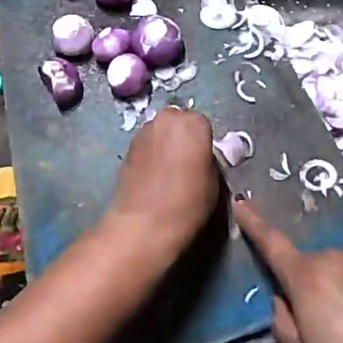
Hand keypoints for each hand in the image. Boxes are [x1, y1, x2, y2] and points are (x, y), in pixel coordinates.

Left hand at [99, 108, 219, 260]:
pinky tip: (153, 174)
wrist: (143, 224)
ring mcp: (144, 130)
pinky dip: (151, 152)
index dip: (204, 143)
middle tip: (186, 162)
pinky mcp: (128, 144)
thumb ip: (209, 160)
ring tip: (168, 170)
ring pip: (161, 130)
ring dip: (165, 142)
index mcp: (193, 123)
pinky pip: (147, 142)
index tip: (203, 160)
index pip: (203, 125)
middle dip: (182, 136)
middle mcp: (167, 118)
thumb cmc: (186, 203)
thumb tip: (202, 156)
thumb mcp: (214, 183)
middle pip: (179, 121)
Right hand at [234, 200, 342, 342]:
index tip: (240, 202)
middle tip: (312, 322)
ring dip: (333, 289)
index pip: (272, 242)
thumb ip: (283, 320)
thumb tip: (284, 300)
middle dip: (304, 282)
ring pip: (336, 270)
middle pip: (308, 262)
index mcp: (308, 277)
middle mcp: (337, 259)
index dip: (253, 222)